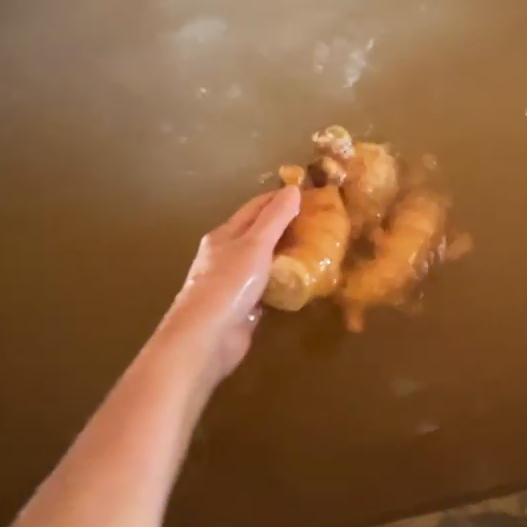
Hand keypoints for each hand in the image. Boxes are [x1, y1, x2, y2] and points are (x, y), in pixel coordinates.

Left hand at [152, 187, 300, 380]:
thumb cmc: (228, 283)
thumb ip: (275, 218)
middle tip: (319, 221)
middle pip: (259, 234)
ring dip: (287, 254)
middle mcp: (227, 255)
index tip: (308, 193)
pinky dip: (285, 281)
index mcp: (224, 235)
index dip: (279, 198)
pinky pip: (269, 288)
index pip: (255, 208)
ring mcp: (234, 283)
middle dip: (286, 226)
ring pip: (265, 261)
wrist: (207, 337)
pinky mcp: (244, 307)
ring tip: (318, 248)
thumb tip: (293, 189)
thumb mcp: (255, 244)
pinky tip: (304, 281)